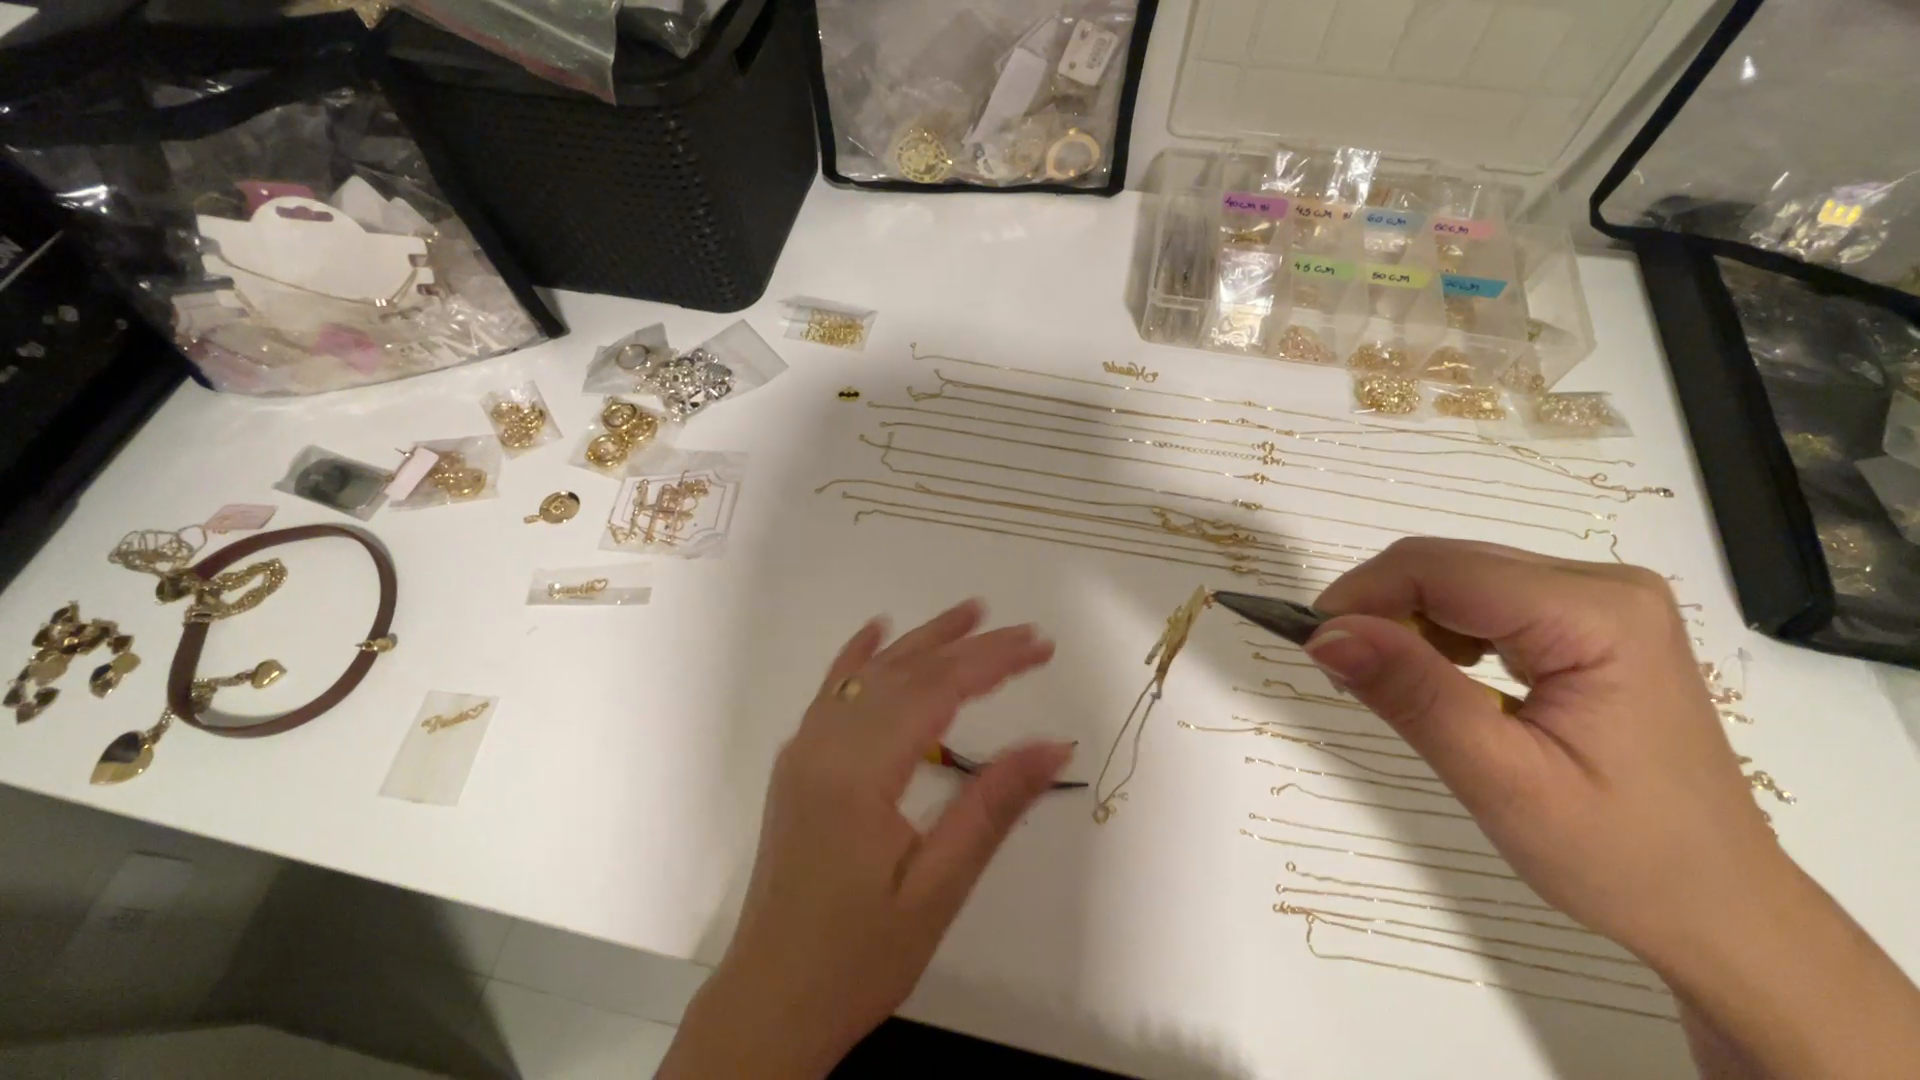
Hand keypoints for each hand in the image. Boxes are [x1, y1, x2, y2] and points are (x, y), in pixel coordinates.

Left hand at [659, 600, 1070, 1079]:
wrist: (771, 1000)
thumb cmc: (859, 955)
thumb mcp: (938, 888)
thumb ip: (992, 808)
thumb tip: (1054, 745)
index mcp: (860, 772)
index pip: (938, 691)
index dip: (993, 662)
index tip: (1042, 646)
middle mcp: (825, 746)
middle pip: (905, 673)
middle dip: (968, 646)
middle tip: (1024, 631)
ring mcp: (803, 754)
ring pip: (867, 676)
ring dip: (920, 641)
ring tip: (969, 613)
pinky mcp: (796, 769)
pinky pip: (829, 696)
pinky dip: (857, 659)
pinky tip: (875, 633)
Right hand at [1301, 537, 1779, 958]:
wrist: (1717, 905)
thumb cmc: (1618, 856)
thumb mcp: (1501, 780)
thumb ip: (1413, 696)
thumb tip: (1325, 634)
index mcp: (1597, 615)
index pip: (1441, 570)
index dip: (1361, 596)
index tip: (1312, 648)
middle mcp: (1605, 585)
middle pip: (1450, 566)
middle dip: (1380, 609)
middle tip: (1345, 677)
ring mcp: (1605, 601)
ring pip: (1461, 578)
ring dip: (1406, 621)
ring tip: (1393, 688)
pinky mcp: (1594, 623)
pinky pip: (1487, 601)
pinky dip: (1440, 631)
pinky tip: (1443, 680)